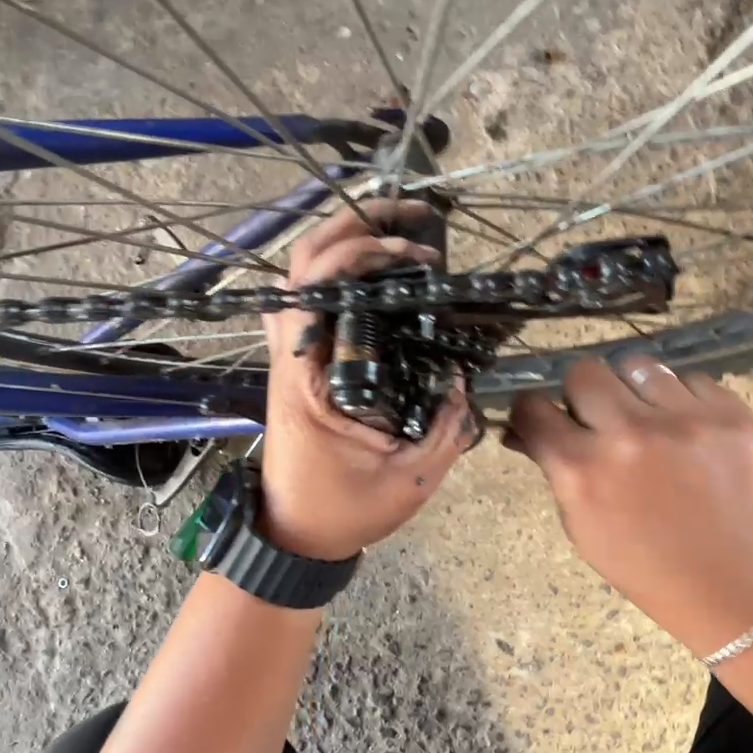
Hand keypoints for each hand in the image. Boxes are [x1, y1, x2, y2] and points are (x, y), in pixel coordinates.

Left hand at [257, 199, 480, 560]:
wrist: (296, 536)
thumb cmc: (344, 511)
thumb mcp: (410, 476)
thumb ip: (447, 427)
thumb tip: (463, 378)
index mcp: (307, 379)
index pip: (316, 288)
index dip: (359, 252)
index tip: (412, 252)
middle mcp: (290, 358)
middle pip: (302, 264)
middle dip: (352, 224)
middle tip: (409, 216)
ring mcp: (289, 359)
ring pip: (300, 277)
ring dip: (342, 242)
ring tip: (395, 231)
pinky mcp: (298, 367)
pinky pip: (309, 304)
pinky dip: (337, 275)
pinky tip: (374, 275)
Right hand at [505, 355, 752, 655]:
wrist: (734, 587)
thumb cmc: (645, 567)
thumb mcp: (582, 526)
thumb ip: (554, 468)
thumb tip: (521, 428)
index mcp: (582, 470)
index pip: (533, 406)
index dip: (533, 411)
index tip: (545, 418)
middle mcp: (628, 433)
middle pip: (584, 371)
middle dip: (583, 394)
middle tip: (600, 421)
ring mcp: (684, 418)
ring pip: (637, 365)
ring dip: (633, 391)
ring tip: (649, 422)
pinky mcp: (730, 412)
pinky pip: (690, 380)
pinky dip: (682, 401)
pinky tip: (688, 434)